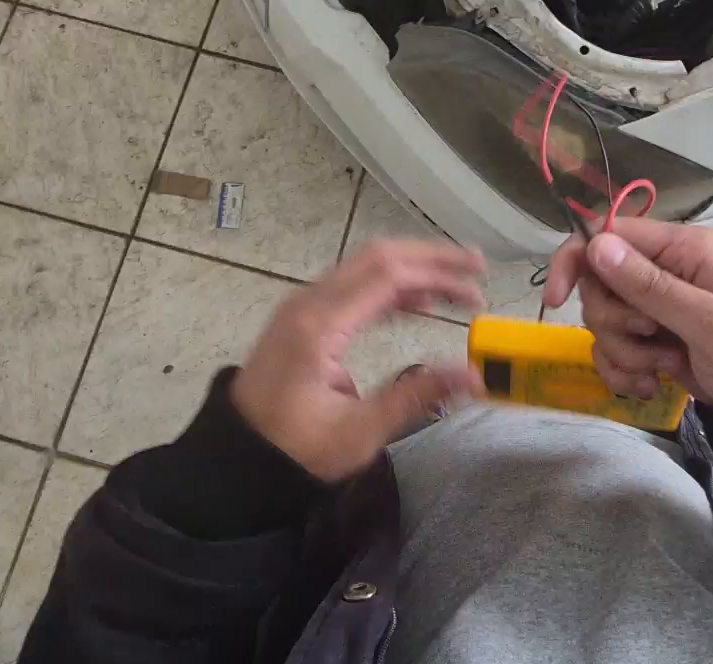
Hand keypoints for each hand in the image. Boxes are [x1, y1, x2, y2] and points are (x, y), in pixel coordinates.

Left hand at [230, 240, 485, 480]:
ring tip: (457, 283)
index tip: (477, 285)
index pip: (388, 276)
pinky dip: (391, 284)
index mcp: (321, 324)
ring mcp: (305, 303)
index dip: (438, 273)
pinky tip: (420, 300)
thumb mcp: (359, 432)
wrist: (236, 456)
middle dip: (432, 257)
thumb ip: (417, 396)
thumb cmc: (296, 449)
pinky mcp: (305, 313)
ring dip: (413, 267)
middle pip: (379, 256)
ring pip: (367, 264)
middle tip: (476, 268)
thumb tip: (473, 374)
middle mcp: (311, 301)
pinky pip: (354, 282)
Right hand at [542, 219, 712, 423]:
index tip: (557, 301)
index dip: (576, 261)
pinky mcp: (658, 341)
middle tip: (649, 341)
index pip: (609, 234)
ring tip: (661, 371)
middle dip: (612, 320)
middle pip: (599, 281)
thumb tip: (596, 245)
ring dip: (621, 350)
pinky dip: (624, 370)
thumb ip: (653, 287)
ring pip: (604, 319)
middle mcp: (668, 270)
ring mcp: (662, 307)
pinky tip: (652, 386)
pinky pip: (616, 348)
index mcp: (684, 250)